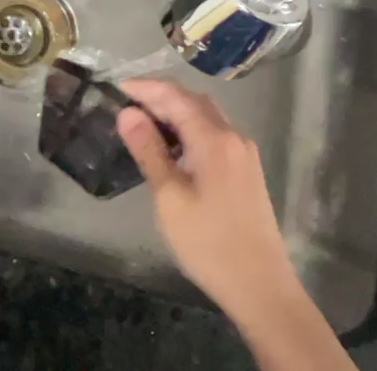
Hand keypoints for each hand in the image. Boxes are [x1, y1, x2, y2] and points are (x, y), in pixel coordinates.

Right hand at [116, 79, 299, 316]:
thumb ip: (148, 151)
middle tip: (127, 105)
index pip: (175, 96)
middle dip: (160, 96)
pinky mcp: (246, 171)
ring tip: (144, 124)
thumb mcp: (169, 198)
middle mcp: (233, 138)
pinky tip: (173, 148)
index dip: (144, 87)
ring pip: (206, 116)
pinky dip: (190, 129)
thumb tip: (127, 113)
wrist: (261, 288)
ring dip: (176, 112)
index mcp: (214, 139)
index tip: (115, 87)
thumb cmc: (209, 243)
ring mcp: (244, 155)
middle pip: (193, 100)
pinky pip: (215, 134)